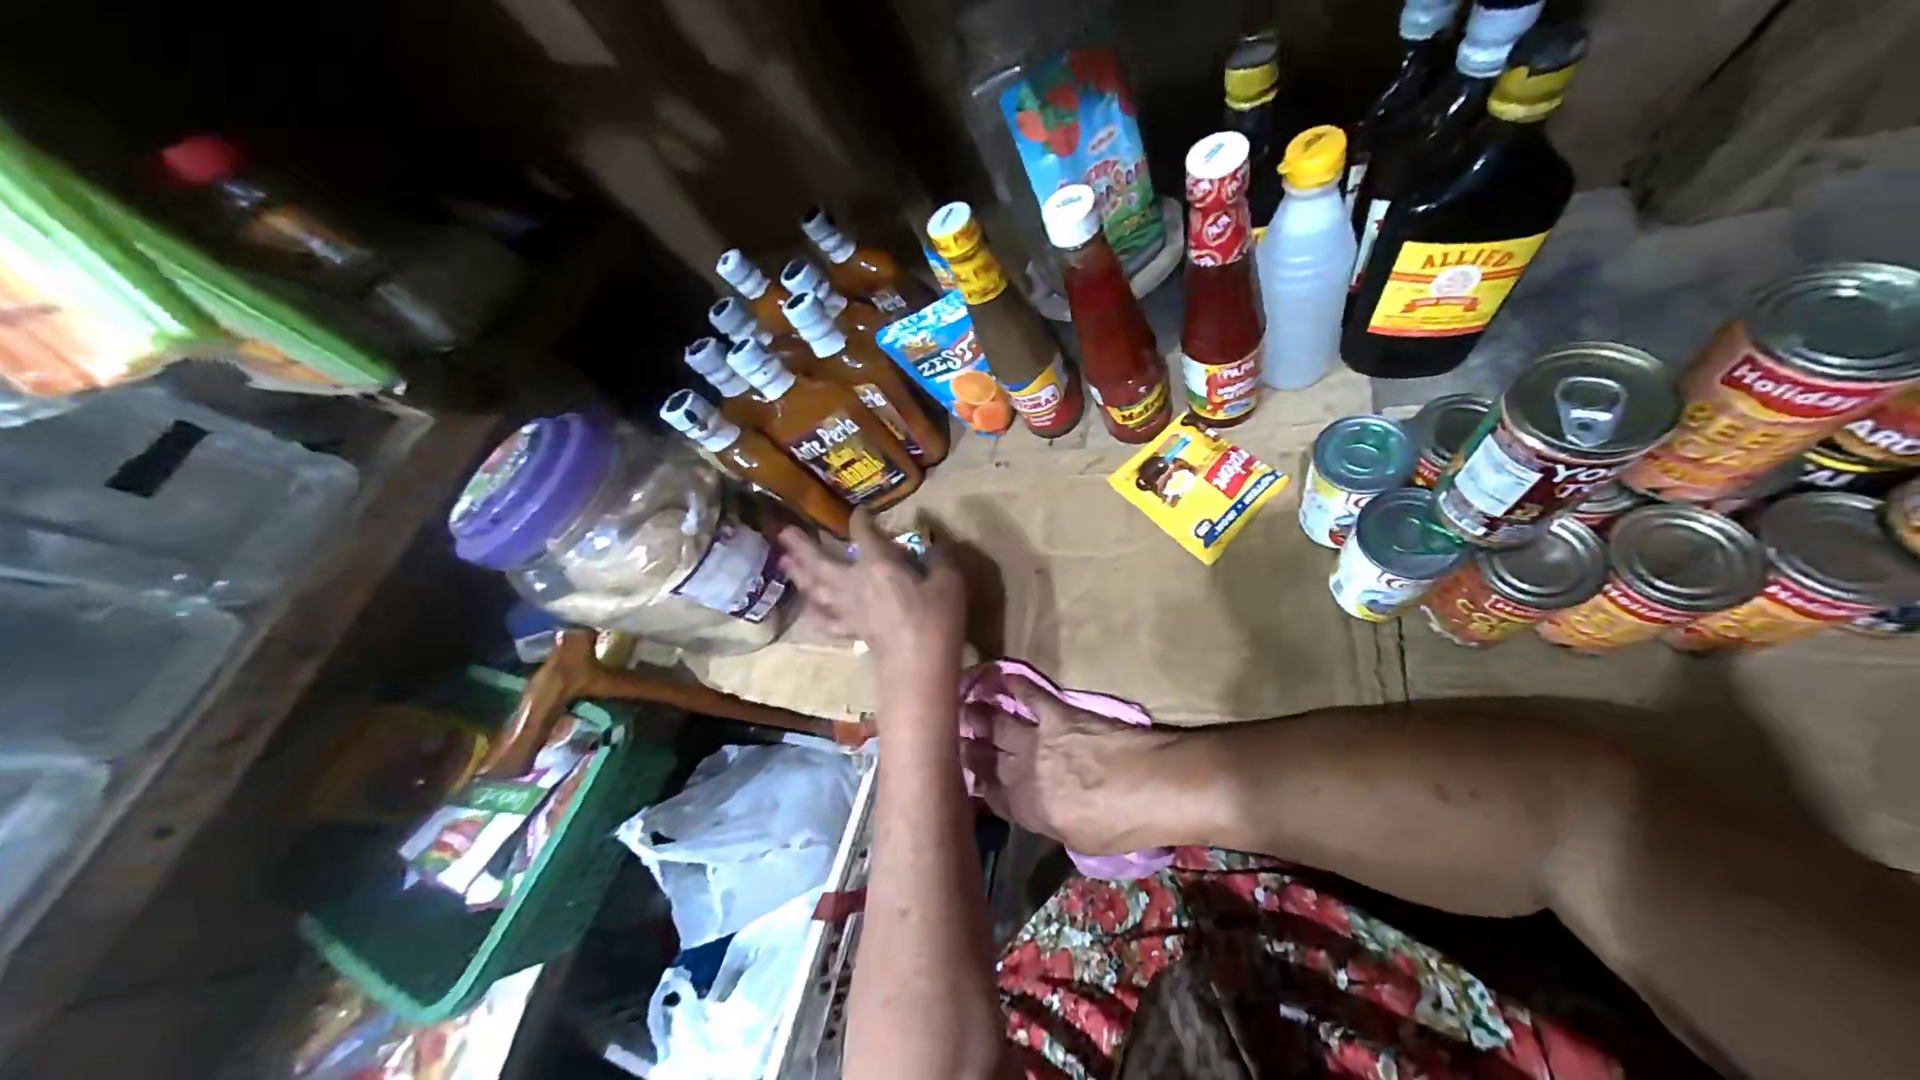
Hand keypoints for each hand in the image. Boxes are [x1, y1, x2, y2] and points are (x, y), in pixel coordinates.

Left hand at [776, 511, 965, 673]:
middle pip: (821, 561)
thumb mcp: (949, 581)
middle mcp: (855, 582)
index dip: (860, 520)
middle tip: (784, 532)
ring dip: (799, 573)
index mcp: (878, 564)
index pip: (863, 533)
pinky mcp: (851, 631)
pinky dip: (814, 612)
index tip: (859, 512)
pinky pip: (825, 620)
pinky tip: (806, 607)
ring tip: (784, 561)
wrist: (919, 665)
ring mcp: (849, 609)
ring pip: (816, 588)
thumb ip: (939, 559)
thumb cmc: (936, 619)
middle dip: (802, 545)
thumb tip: (934, 546)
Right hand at [961, 675, 1170, 854]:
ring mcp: (1037, 740)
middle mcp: (1022, 772)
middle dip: (966, 746)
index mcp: (1026, 808)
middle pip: (986, 757)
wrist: (1149, 787)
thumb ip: (1049, 820)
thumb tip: (1041, 809)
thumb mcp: (1077, 839)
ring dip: (978, 714)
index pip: (990, 793)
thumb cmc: (1119, 825)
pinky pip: (1029, 694)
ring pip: (997, 723)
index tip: (967, 773)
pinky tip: (1001, 675)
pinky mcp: (1057, 714)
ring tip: (963, 705)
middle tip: (952, 733)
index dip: (976, 782)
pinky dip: (1015, 684)